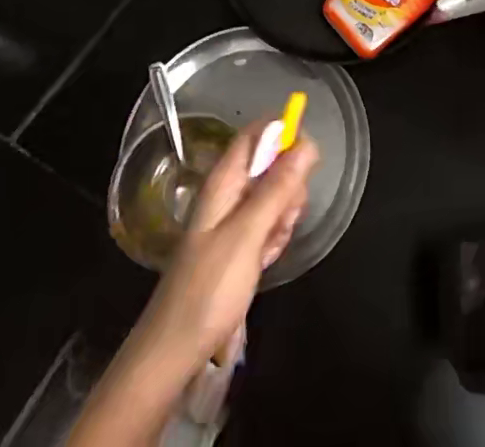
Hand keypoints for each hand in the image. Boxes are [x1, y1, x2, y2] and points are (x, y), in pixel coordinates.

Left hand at [133, 121, 320, 369]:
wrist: (177, 349)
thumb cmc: (209, 288)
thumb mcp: (248, 233)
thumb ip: (278, 187)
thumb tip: (307, 142)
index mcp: (224, 181)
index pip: (256, 135)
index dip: (283, 136)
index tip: (306, 158)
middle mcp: (229, 194)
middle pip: (272, 167)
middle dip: (289, 188)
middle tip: (281, 220)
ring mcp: (235, 220)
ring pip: (276, 198)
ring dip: (283, 219)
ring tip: (269, 248)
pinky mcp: (241, 245)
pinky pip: (271, 227)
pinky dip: (275, 240)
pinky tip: (266, 261)